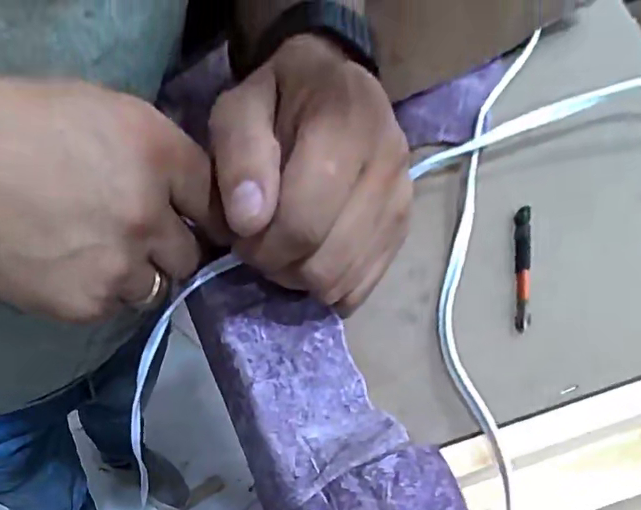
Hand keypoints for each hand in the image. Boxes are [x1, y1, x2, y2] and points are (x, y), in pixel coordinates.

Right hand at [0, 76, 226, 322]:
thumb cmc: (6, 124)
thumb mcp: (93, 113)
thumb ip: (150, 156)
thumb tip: (183, 197)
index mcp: (153, 150)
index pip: (211, 201)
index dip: (202, 215)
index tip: (191, 223)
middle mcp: (149, 212)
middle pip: (190, 255)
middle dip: (166, 249)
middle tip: (128, 236)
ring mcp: (122, 265)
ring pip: (156, 287)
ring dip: (135, 276)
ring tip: (90, 252)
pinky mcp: (92, 303)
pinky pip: (118, 307)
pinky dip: (101, 293)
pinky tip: (65, 267)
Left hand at [209, 35, 411, 312]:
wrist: (338, 89)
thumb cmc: (282, 100)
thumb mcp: (241, 105)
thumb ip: (238, 155)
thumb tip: (248, 221)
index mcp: (347, 123)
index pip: (304, 220)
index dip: (263, 243)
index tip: (241, 233)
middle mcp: (387, 164)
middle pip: (324, 261)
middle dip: (280, 265)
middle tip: (261, 245)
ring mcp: (401, 203)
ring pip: (341, 281)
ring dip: (302, 278)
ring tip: (286, 249)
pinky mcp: (402, 232)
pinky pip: (359, 289)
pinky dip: (329, 286)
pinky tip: (313, 257)